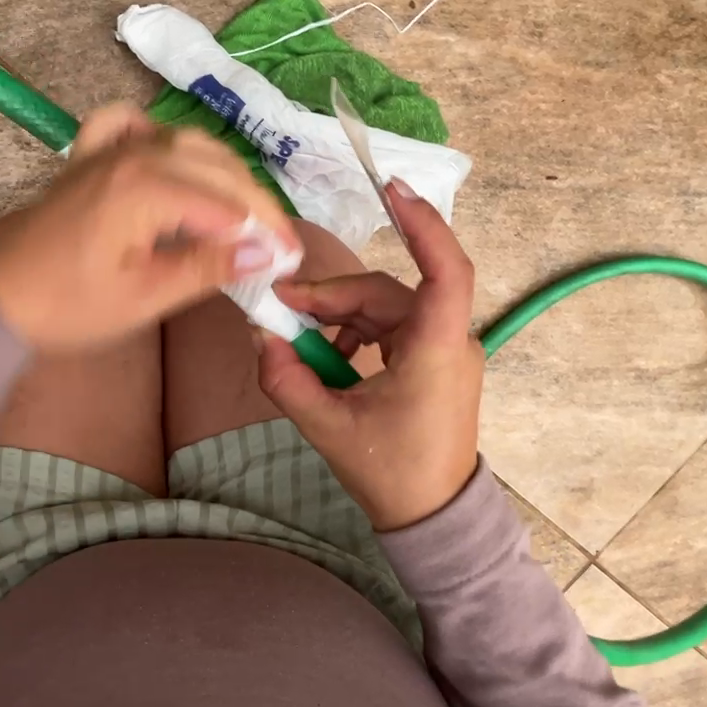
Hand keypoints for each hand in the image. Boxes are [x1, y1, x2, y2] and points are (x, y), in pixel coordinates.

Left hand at [0, 103, 298, 351]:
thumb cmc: (66, 307)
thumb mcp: (144, 297)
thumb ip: (208, 267)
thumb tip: (268, 250)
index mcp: (146, 188)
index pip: (228, 203)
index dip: (266, 230)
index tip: (292, 258)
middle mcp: (131, 154)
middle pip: (215, 165)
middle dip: (254, 202)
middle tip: (276, 243)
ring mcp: (105, 150)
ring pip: (183, 142)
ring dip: (220, 172)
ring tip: (241, 212)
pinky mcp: (85, 158)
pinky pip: (128, 127)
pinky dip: (157, 135)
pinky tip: (168, 156)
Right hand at [256, 180, 483, 530]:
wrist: (433, 516)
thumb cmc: (390, 473)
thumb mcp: (328, 428)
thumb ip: (287, 380)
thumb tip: (260, 336)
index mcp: (435, 350)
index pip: (445, 270)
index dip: (422, 226)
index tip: (391, 190)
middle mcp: (446, 340)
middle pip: (386, 291)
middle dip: (330, 296)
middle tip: (279, 307)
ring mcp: (440, 349)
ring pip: (383, 307)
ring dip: (337, 314)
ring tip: (295, 334)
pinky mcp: (430, 361)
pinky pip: (388, 327)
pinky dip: (353, 330)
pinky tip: (328, 352)